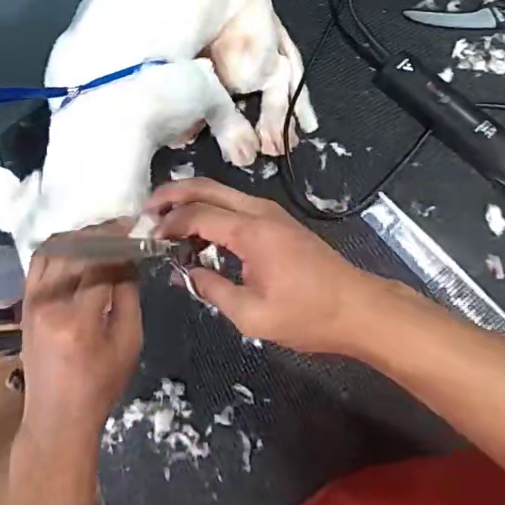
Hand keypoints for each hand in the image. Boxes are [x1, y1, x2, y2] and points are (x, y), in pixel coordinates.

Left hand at [18, 227, 143, 440]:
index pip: (99, 264)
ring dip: (79, 236)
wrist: (56, 417)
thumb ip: (129, 295)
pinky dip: (59, 247)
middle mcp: (49, 305)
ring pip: (53, 250)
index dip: (120, 244)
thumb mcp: (128, 342)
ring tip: (103, 234)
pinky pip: (40, 261)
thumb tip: (128, 259)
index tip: (137, 233)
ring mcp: (32, 302)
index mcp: (78, 320)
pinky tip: (78, 245)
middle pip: (74, 250)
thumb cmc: (99, 385)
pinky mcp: (25, 303)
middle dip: (102, 234)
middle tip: (124, 227)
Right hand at [147, 178, 405, 356]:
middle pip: (207, 187)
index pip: (197, 214)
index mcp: (251, 231)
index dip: (168, 223)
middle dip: (173, 194)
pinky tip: (199, 234)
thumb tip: (184, 273)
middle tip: (147, 211)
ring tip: (166, 223)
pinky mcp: (277, 220)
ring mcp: (270, 212)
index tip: (148, 237)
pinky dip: (211, 210)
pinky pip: (235, 205)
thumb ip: (213, 290)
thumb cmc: (307, 315)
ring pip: (221, 192)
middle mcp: (259, 210)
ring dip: (192, 201)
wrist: (357, 307)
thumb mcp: (253, 316)